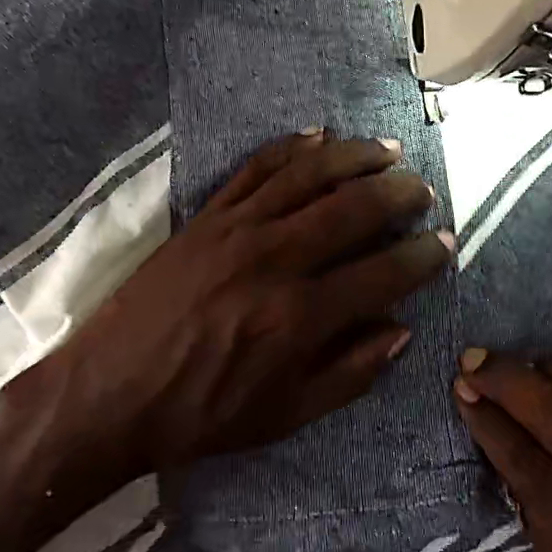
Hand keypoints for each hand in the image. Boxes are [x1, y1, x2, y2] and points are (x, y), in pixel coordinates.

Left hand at [25, 130, 450, 484]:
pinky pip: (257, 166)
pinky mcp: (208, 214)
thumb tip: (401, 329)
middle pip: (354, 208)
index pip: (383, 273)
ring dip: (356, 157)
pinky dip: (292, 146)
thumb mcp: (285, 416)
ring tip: (388, 151)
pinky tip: (320, 135)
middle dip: (399, 193)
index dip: (423, 255)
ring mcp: (239, 228)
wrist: (106, 395)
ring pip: (311, 175)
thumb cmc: (201, 413)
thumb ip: (350, 373)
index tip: (445, 242)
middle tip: (423, 189)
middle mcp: (276, 259)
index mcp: (300, 316)